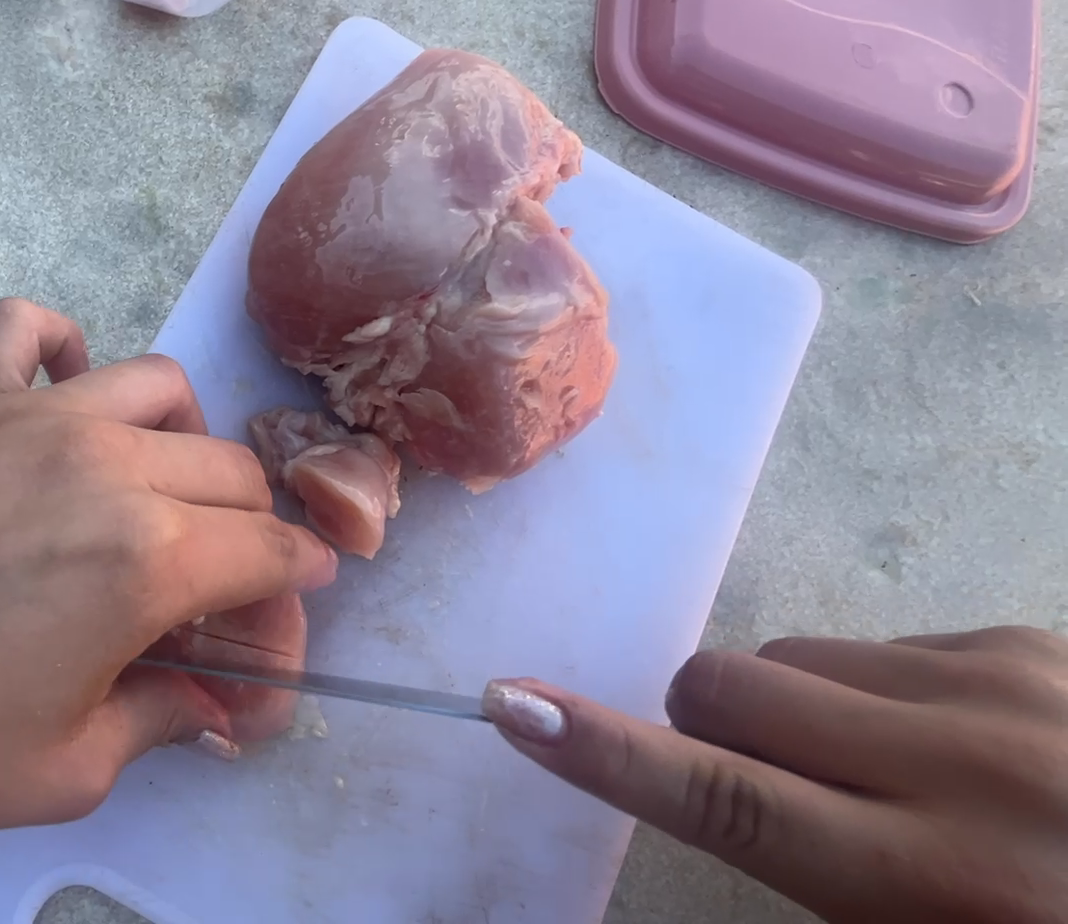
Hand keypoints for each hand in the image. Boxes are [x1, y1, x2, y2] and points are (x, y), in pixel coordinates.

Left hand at [0, 296, 334, 851]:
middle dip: (252, 530)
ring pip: (159, 385)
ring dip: (186, 438)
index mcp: (147, 558)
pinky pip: (27, 328)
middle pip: (232, 469)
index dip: (293, 590)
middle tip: (219, 587)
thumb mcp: (68, 769)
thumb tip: (211, 701)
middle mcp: (107, 463)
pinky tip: (61, 395)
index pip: (271, 552)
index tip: (286, 613)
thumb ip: (164, 717)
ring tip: (159, 490)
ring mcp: (33, 416)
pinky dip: (60, 347)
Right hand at [482, 626, 1067, 922]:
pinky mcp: (1032, 642)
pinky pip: (869, 644)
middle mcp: (975, 772)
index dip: (603, 750)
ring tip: (911, 773)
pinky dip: (882, 693)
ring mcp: (1008, 689)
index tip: (511, 704)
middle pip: (721, 689)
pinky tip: (982, 748)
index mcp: (944, 884)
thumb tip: (688, 756)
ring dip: (805, 709)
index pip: (723, 800)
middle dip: (713, 726)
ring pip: (786, 657)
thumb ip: (795, 853)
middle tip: (788, 783)